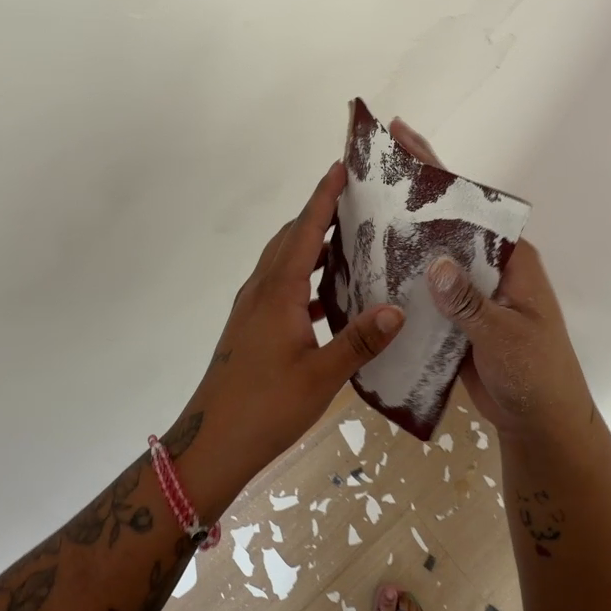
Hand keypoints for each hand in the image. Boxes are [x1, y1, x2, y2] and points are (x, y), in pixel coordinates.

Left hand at [179, 162, 406, 490]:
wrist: (212, 443)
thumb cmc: (265, 407)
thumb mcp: (321, 376)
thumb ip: (359, 341)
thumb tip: (398, 308)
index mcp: (277, 291)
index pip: (305, 231)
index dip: (323, 198)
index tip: (340, 167)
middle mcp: (261, 290)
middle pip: (291, 239)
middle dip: (320, 215)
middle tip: (356, 201)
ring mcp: (253, 309)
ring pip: (284, 262)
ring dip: (312, 246)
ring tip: (349, 241)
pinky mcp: (252, 327)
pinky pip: (282, 286)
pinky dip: (306, 278)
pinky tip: (331, 296)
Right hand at [388, 119, 596, 438]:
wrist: (539, 423)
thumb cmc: (537, 374)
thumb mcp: (507, 336)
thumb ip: (471, 302)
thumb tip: (435, 263)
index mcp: (510, 259)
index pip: (471, 204)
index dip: (435, 169)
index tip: (402, 135)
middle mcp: (487, 265)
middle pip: (445, 220)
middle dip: (410, 191)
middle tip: (367, 164)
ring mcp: (468, 290)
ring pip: (429, 252)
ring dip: (399, 233)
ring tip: (356, 207)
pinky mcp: (452, 316)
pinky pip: (421, 287)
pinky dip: (396, 274)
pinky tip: (364, 265)